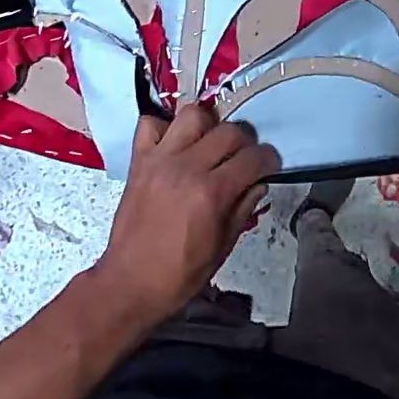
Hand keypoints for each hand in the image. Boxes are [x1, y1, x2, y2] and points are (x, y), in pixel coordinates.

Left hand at [90, 106, 279, 323]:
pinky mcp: (139, 162)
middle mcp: (187, 168)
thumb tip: (258, 184)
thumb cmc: (179, 273)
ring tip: (208, 145)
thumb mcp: (224, 245)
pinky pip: (150, 125)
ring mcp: (160, 161)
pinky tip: (174, 146)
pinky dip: (164, 129)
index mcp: (212, 193)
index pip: (254, 158)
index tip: (268, 166)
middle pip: (229, 131)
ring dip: (208, 126)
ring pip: (192, 115)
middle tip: (242, 158)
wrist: (130, 283)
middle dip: (245, 142)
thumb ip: (243, 207)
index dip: (268, 160)